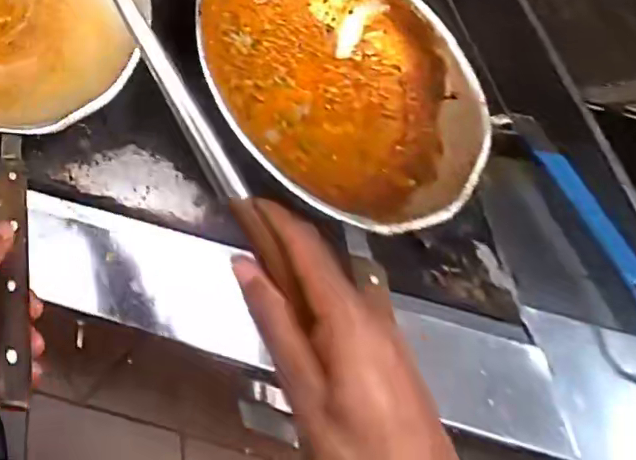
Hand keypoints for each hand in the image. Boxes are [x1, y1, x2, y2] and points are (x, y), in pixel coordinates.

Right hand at [232, 200, 455, 459]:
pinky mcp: (392, 347)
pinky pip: (348, 297)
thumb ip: (275, 324)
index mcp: (347, 313)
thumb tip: (243, 264)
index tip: (245, 200)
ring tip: (263, 263)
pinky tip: (300, 305)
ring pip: (334, 275)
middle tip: (245, 227)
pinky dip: (316, 284)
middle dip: (281, 234)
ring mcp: (386, 326)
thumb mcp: (305, 392)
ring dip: (298, 260)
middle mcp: (371, 308)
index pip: (305, 243)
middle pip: (321, 254)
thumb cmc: (358, 449)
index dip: (274, 216)